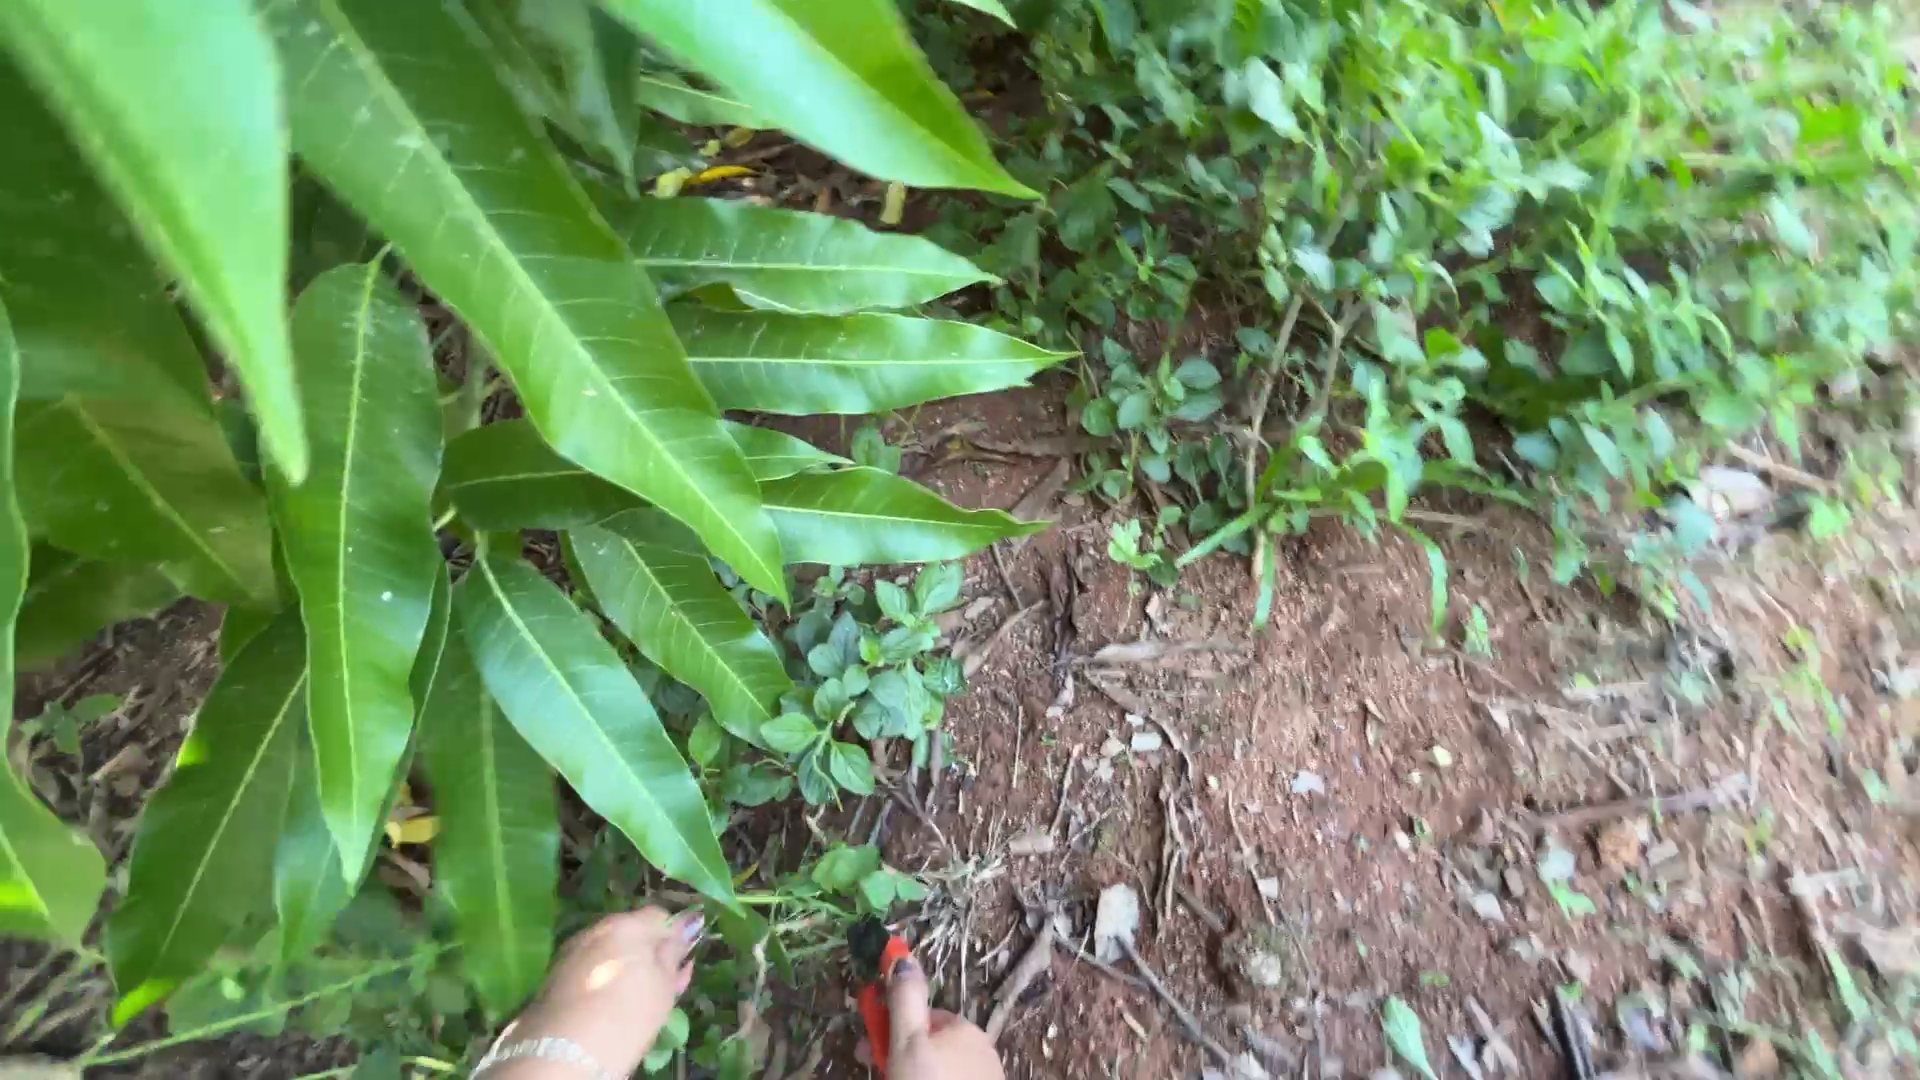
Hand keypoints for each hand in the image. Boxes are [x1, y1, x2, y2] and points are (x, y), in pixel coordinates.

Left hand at [491, 907, 701, 1077]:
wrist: (559, 1060)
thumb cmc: (625, 1018)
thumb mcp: (664, 988)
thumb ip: (674, 953)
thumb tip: (688, 924)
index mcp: (628, 925)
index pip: (660, 916)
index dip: (673, 936)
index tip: (678, 962)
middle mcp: (597, 929)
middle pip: (631, 931)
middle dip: (644, 951)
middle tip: (657, 984)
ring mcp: (572, 952)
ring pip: (608, 951)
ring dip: (621, 965)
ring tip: (630, 999)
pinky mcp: (552, 978)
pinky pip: (588, 968)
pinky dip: (600, 979)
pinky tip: (605, 1006)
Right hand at [875, 953, 1005, 1079]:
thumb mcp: (908, 1041)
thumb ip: (905, 998)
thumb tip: (901, 953)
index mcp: (963, 1026)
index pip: (921, 1018)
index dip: (890, 1029)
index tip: (864, 1046)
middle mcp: (980, 1047)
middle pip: (931, 1046)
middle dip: (899, 1054)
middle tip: (874, 1071)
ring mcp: (986, 1078)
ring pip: (941, 1070)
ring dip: (915, 1073)